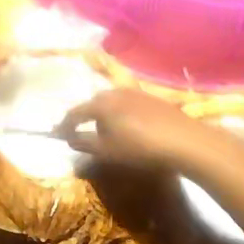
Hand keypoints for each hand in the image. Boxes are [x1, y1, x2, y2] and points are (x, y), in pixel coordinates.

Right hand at [57, 89, 219, 171]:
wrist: (184, 140)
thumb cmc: (139, 147)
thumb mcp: (106, 151)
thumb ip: (83, 142)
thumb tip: (69, 137)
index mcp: (100, 103)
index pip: (75, 112)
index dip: (65, 125)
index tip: (59, 136)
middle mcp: (116, 92)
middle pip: (94, 103)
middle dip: (86, 117)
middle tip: (82, 132)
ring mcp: (137, 93)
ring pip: (113, 102)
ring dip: (105, 115)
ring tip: (107, 131)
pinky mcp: (154, 99)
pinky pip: (129, 104)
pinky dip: (122, 114)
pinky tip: (130, 128)